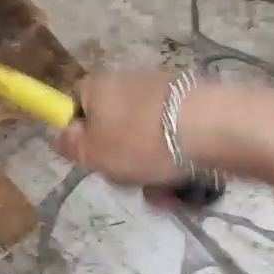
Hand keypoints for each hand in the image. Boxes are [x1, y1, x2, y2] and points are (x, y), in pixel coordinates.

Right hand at [51, 70, 188, 189]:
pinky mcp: (195, 104)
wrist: (216, 127)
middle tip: (129, 181)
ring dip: (150, 167)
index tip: (90, 157)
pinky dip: (176, 159)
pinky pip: (175, 137)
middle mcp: (127, 81)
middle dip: (120, 159)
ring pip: (146, 137)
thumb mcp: (92, 153)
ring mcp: (164, 91)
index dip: (79, 132)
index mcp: (96, 86)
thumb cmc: (142, 141)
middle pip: (113, 125)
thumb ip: (69, 146)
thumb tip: (57, 135)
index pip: (75, 104)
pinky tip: (185, 183)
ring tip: (164, 193)